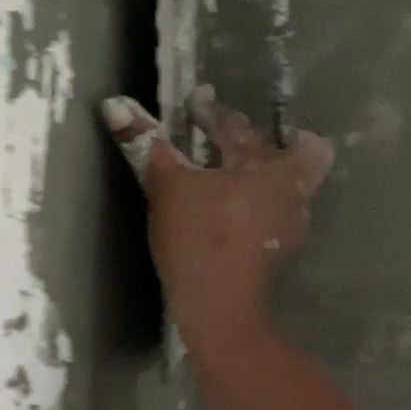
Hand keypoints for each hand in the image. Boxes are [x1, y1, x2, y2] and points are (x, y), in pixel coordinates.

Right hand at [101, 86, 334, 343]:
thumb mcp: (168, 186)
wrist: (218, 305)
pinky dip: (248, 209)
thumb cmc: (200, 237)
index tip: (197, 106)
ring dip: (255, 180)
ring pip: (281, 189)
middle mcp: (292, 190)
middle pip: (295, 155)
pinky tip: (222, 218)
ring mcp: (289, 225)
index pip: (243, 127)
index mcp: (273, 166)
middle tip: (228, 147)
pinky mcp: (275, 253)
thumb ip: (146, 145)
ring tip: (221, 183)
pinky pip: (267, 217)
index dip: (217, 114)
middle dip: (263, 146)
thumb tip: (115, 104)